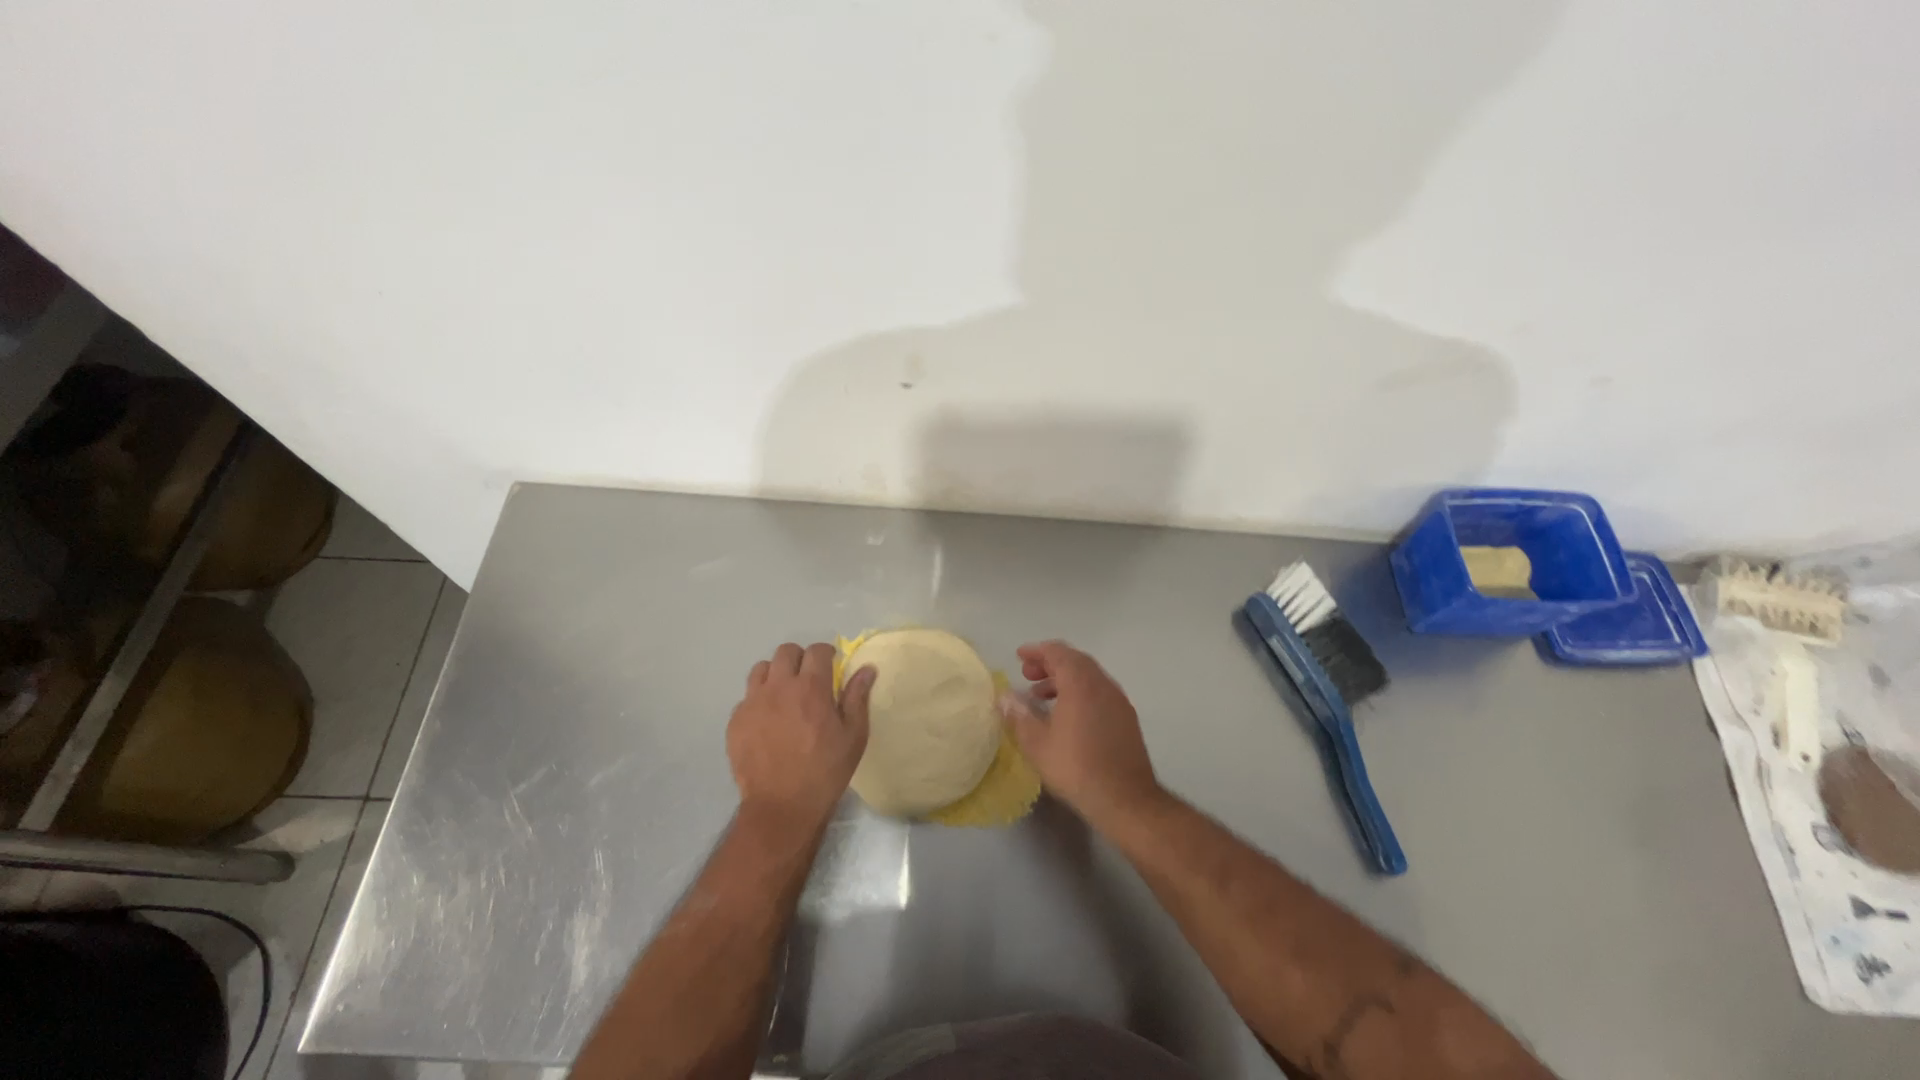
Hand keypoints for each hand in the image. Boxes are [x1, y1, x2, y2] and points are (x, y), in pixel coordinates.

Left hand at [727, 642, 875, 829]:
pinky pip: (746, 697)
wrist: (782, 806)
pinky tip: (768, 721)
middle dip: (800, 658)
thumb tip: (866, 668)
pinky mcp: (736, 721)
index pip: (816, 651)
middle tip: (808, 678)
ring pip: (761, 670)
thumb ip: (857, 698)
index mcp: (811, 688)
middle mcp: (779, 687)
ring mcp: (753, 703)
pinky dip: (759, 701)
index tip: (831, 663)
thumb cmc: (825, 771)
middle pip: (786, 652)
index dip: (826, 653)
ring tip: (785, 695)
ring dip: (776, 674)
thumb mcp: (853, 736)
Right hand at [998, 640, 1163, 829]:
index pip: (1058, 653)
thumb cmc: (1076, 768)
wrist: (1124, 799)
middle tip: (1028, 675)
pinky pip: (1099, 693)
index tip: (1019, 657)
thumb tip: (1005, 697)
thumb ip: (1019, 716)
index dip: (1037, 651)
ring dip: (1065, 679)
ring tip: (1042, 696)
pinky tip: (1067, 715)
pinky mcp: (1126, 719)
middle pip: (1076, 661)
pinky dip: (1080, 693)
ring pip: (1089, 677)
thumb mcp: (1037, 744)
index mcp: (1081, 684)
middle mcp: (1103, 685)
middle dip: (1050, 663)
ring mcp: (1118, 701)